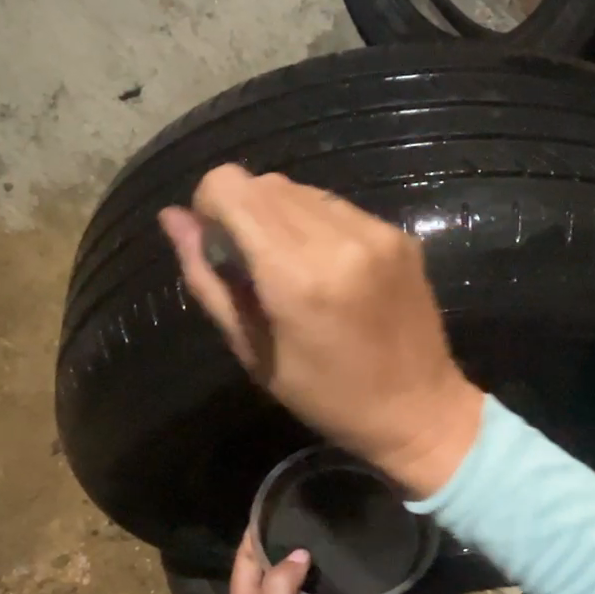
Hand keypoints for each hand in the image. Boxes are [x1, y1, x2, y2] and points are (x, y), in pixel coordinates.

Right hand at [162, 165, 483, 497]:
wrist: (421, 410)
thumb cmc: (330, 398)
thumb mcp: (256, 352)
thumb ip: (210, 282)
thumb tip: (173, 218)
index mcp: (298, 274)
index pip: (230, 187)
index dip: (211, 209)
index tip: (220, 249)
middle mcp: (340, 239)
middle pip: (264, 183)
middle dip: (245, 214)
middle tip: (257, 268)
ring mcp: (377, 233)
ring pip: (302, 190)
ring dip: (283, 218)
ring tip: (296, 271)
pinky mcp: (401, 236)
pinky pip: (339, 208)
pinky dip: (320, 227)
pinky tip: (331, 271)